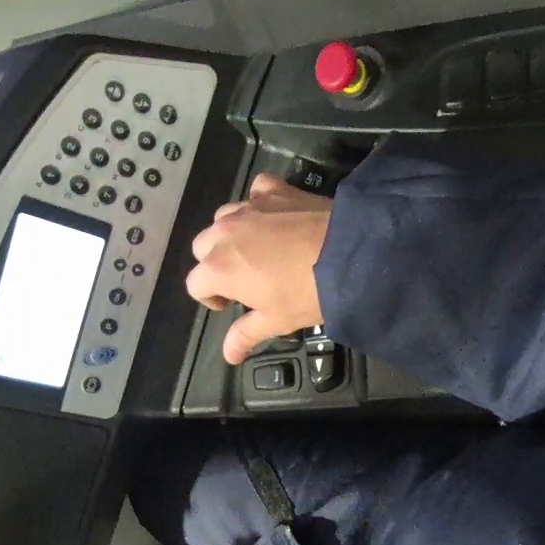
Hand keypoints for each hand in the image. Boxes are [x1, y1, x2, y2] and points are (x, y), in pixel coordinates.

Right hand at [187, 173, 332, 363]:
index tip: (232, 304)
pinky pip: (255, 192)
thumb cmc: (307, 293)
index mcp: (218, 268)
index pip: (195, 284)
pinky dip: (259, 203)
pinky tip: (274, 217)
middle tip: (245, 279)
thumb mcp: (276, 320)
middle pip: (202, 247)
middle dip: (216, 263)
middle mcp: (224, 232)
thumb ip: (246, 334)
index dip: (211, 297)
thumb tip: (228, 355)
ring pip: (223, 218)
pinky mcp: (274, 190)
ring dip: (232, 234)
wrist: (349, 255)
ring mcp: (248, 207)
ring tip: (258, 250)